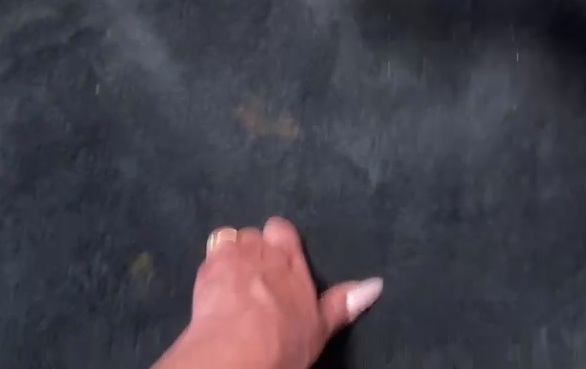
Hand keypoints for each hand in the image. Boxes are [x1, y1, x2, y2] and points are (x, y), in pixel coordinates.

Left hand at [155, 218, 381, 368]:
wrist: (236, 355)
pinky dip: (213, 263)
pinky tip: (213, 285)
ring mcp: (236, 254)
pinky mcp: (209, 265)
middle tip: (255, 280)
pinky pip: (211, 250)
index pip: (282, 229)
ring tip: (233, 283)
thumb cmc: (282, 343)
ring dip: (234, 255)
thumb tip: (376, 283)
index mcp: (292, 260)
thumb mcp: (319, 328)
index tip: (277, 263)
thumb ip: (344, 302)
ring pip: (233, 239)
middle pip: (257, 235)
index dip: (277, 242)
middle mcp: (265, 249)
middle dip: (255, 251)